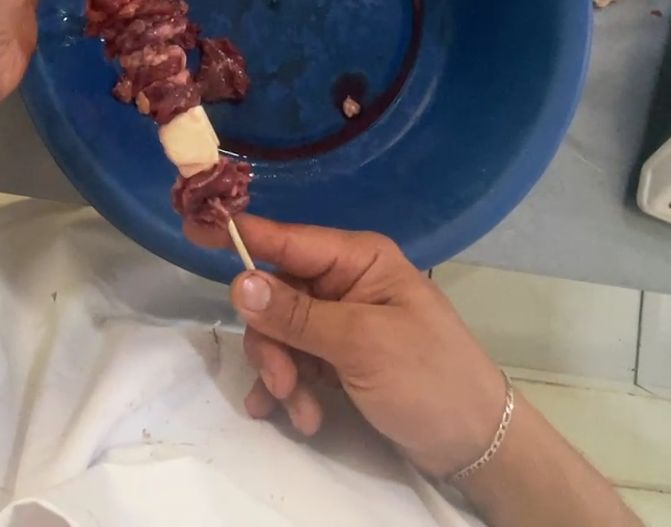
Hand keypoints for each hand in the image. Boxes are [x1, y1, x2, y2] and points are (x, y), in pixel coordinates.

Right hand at [197, 214, 509, 479]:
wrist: (479, 446)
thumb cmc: (430, 378)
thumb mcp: (362, 344)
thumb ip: (297, 315)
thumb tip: (239, 282)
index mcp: (357, 259)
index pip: (285, 239)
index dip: (238, 234)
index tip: (191, 224)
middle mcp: (344, 282)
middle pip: (275, 295)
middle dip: (272, 342)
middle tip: (282, 384)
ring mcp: (341, 320)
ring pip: (280, 332)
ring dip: (282, 374)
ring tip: (301, 413)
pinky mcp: (339, 356)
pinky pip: (295, 360)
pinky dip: (290, 389)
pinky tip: (295, 418)